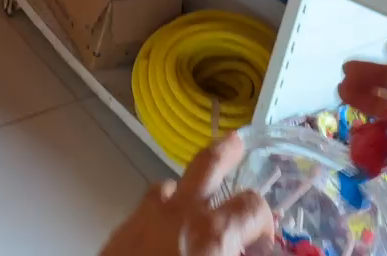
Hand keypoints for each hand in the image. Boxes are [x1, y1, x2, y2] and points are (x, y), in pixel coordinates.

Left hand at [99, 132, 272, 255]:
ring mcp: (148, 216)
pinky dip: (163, 207)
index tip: (264, 238)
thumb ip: (234, 252)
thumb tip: (244, 247)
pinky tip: (165, 222)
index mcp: (214, 234)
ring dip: (190, 186)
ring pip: (173, 184)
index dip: (264, 219)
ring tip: (200, 192)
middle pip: (208, 165)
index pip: (253, 207)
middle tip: (237, 142)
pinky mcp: (122, 228)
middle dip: (226, 152)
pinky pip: (147, 204)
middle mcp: (182, 214)